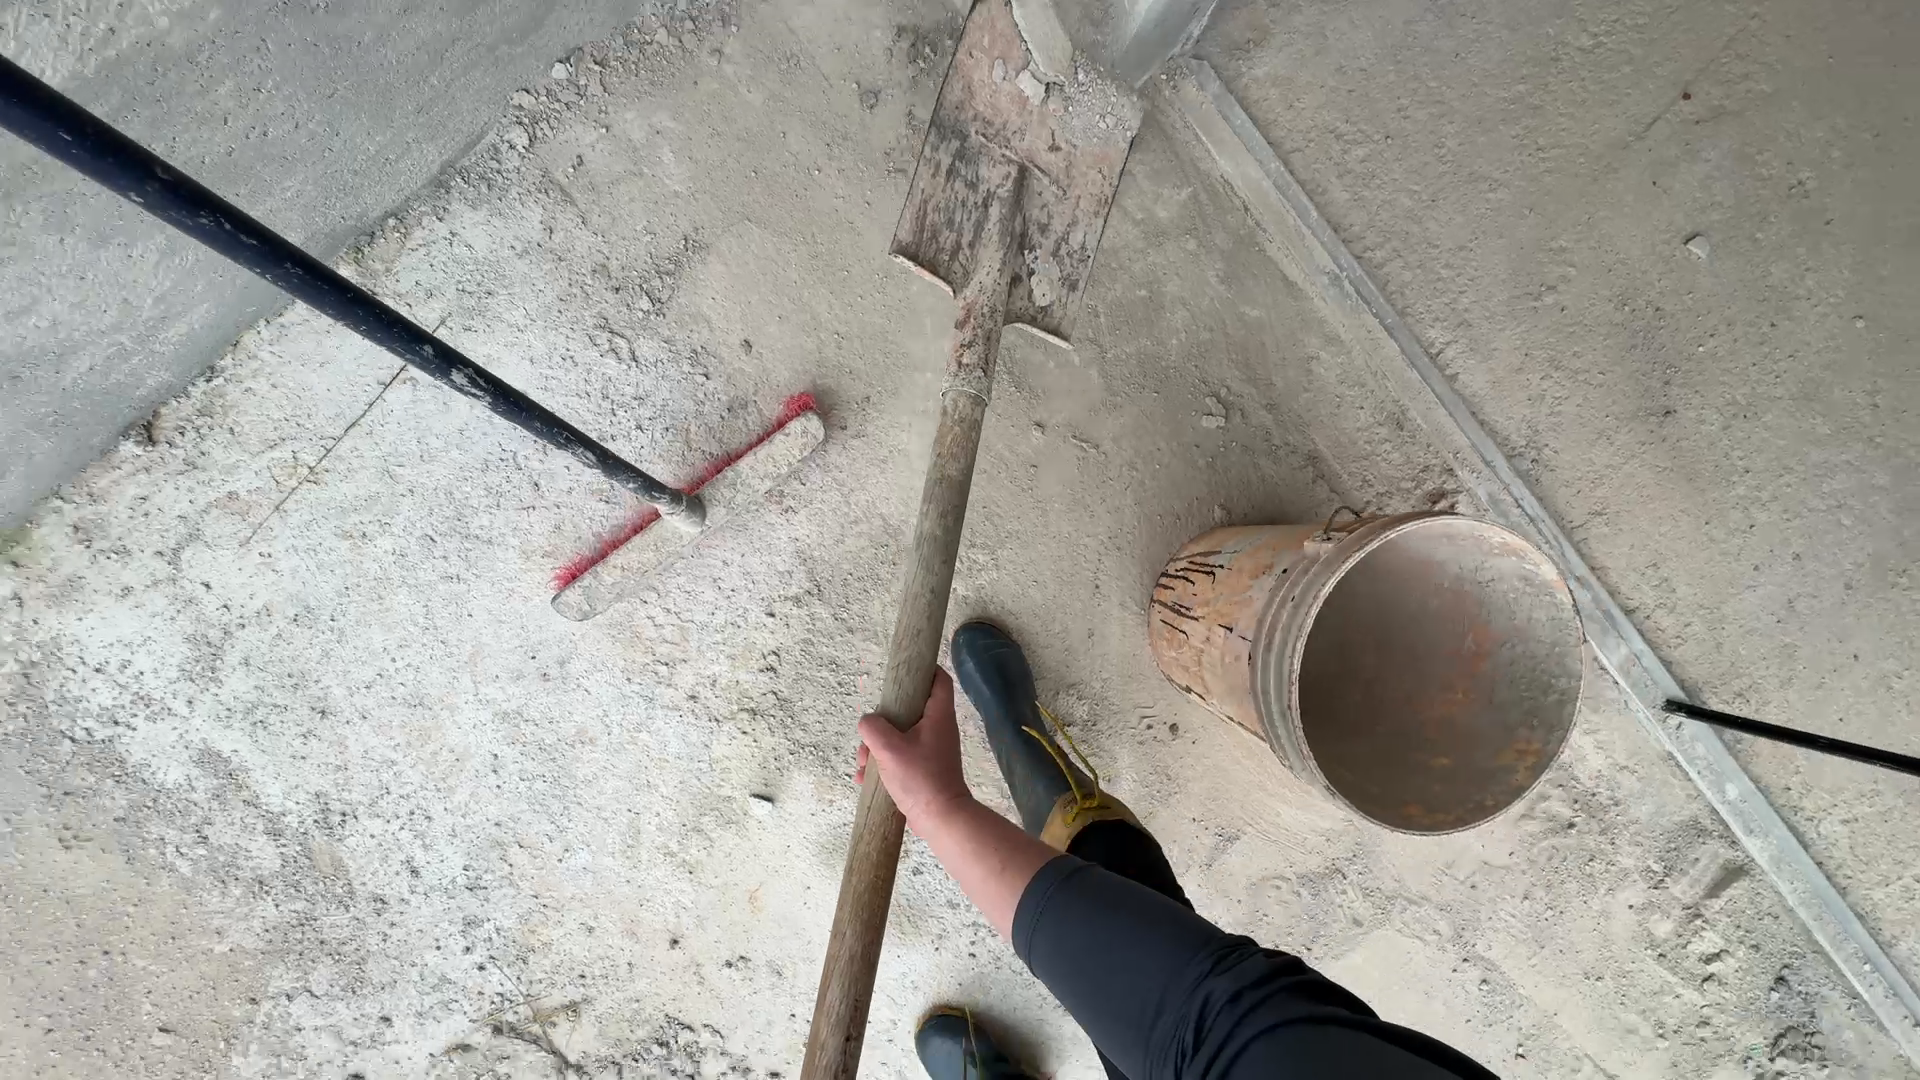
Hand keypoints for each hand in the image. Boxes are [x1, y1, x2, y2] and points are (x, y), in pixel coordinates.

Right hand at [855, 668, 972, 829]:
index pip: (939, 680)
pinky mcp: (924, 768)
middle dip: (882, 721)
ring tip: (861, 763)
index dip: (925, 670)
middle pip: (908, 709)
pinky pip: (899, 756)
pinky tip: (864, 777)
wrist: (939, 819)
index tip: (905, 671)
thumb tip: (867, 722)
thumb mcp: (889, 749)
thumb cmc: (920, 778)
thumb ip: (873, 728)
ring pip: (899, 735)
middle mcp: (937, 728)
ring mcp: (931, 749)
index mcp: (938, 715)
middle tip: (868, 734)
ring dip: (876, 746)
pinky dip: (882, 763)